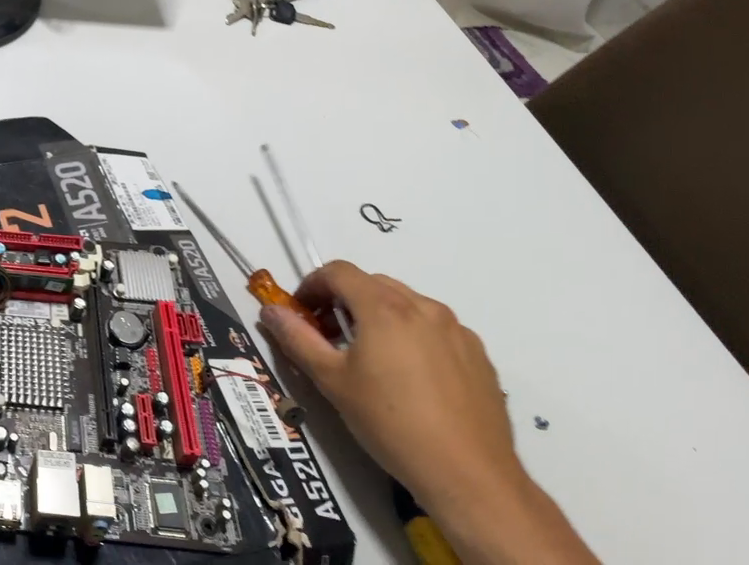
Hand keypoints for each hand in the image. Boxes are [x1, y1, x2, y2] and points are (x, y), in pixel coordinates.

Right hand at [260, 261, 596, 564]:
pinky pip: (436, 330)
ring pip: (407, 304)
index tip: (302, 313)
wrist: (469, 476)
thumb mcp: (331, 381)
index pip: (339, 272)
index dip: (313, 285)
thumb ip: (296, 338)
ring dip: (380, 316)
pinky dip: (413, 336)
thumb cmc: (390, 423)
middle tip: (330, 336)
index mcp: (384, 307)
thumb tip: (269, 310)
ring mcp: (457, 330)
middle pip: (373, 284)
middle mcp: (423, 307)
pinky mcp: (479, 355)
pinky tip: (411, 377)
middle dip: (344, 301)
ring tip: (371, 358)